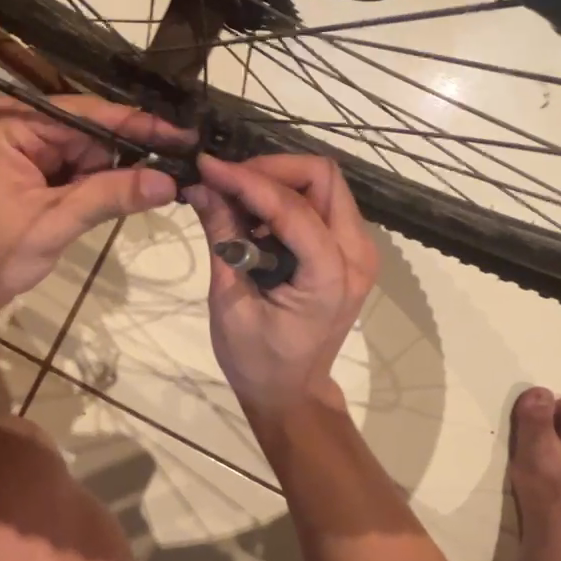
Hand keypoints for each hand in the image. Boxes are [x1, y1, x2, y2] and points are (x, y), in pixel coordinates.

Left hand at [0, 94, 190, 303]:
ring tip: (150, 186)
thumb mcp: (56, 221)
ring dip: (109, 175)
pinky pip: (70, 171)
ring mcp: (20, 150)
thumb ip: (110, 195)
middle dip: (124, 154)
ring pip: (83, 154)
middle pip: (87, 133)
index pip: (85, 115)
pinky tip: (120, 196)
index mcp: (11, 124)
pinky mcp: (26, 174)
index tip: (180, 133)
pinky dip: (92, 186)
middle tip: (174, 166)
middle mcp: (14, 126)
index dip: (135, 125)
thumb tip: (169, 181)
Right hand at [184, 154, 379, 417]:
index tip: (208, 167)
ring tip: (236, 200)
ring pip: (324, 184)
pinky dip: (287, 199)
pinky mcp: (350, 252)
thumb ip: (223, 239)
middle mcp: (357, 255)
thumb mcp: (231, 302)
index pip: (292, 206)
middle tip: (227, 183)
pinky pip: (323, 204)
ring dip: (278, 181)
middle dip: (271, 169)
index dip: (248, 180)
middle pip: (322, 177)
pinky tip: (255, 218)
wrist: (290, 392)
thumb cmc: (257, 360)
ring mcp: (359, 251)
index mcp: (330, 276)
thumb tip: (201, 187)